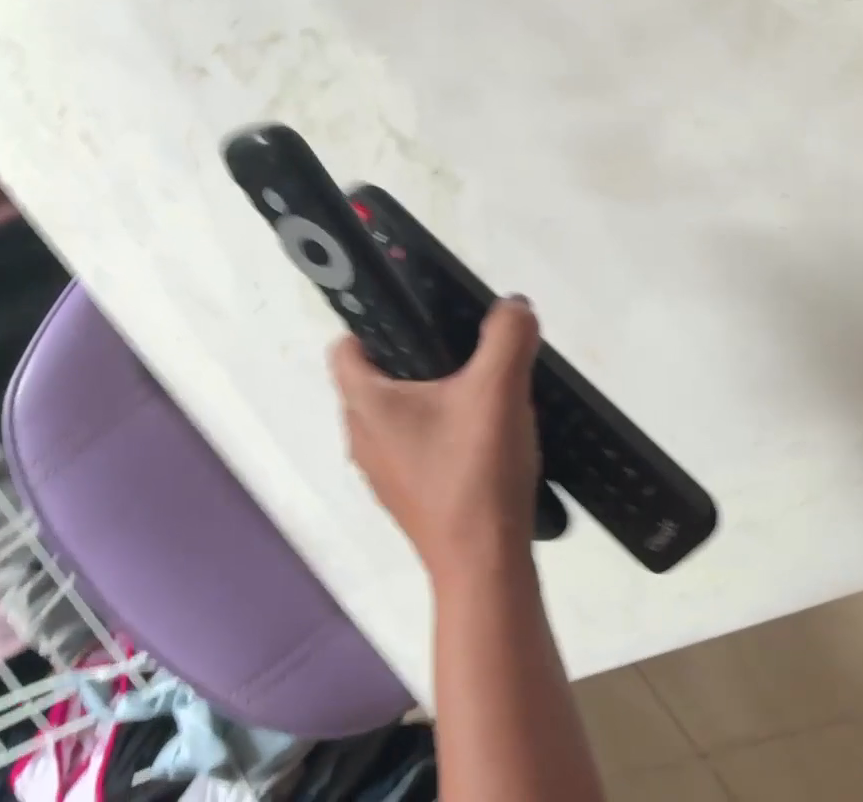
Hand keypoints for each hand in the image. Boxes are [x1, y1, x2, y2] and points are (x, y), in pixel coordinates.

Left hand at [330, 297, 542, 582]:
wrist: (482, 558)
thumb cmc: (477, 468)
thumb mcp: (500, 388)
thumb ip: (509, 336)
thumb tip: (514, 305)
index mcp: (366, 403)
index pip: (348, 346)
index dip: (381, 325)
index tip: (431, 323)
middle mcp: (361, 435)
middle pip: (383, 379)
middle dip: (427, 362)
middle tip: (478, 360)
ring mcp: (383, 470)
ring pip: (404, 415)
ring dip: (441, 400)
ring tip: (491, 401)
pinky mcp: (410, 494)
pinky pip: (421, 446)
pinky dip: (448, 435)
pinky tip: (490, 443)